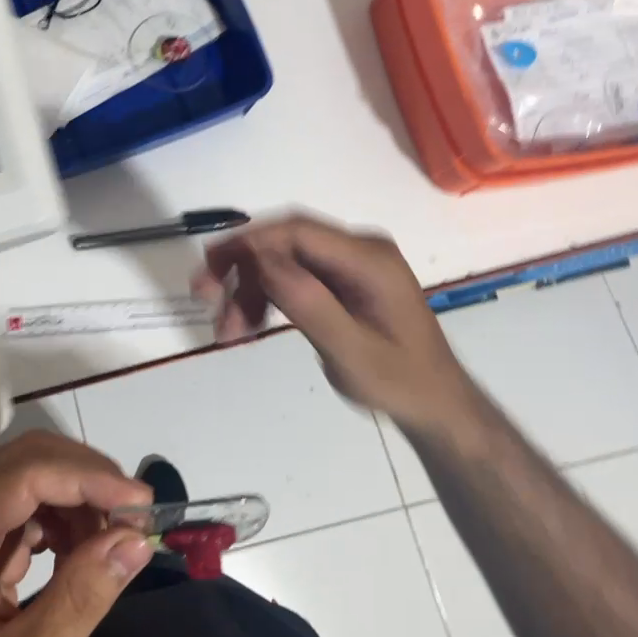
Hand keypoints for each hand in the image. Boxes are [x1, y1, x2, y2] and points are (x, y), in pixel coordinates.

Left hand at [0, 431, 154, 636]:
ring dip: (78, 498)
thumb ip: (79, 600)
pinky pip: (24, 509)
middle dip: (86, 478)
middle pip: (25, 461)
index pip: (24, 474)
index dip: (87, 477)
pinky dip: (62, 520)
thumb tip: (135, 539)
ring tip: (115, 541)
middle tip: (138, 517)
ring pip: (28, 478)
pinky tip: (84, 553)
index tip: (142, 506)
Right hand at [191, 213, 476, 428]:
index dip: (248, 244)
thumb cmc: (399, 382)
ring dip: (247, 289)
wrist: (435, 404)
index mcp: (368, 259)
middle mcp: (358, 250)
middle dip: (239, 268)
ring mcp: (349, 264)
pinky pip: (291, 277)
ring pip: (281, 261)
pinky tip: (247, 324)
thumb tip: (260, 260)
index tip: (210, 271)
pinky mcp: (340, 281)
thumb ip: (308, 303)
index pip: (296, 232)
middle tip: (203, 297)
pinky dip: (265, 297)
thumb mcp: (351, 350)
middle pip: (283, 243)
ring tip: (226, 331)